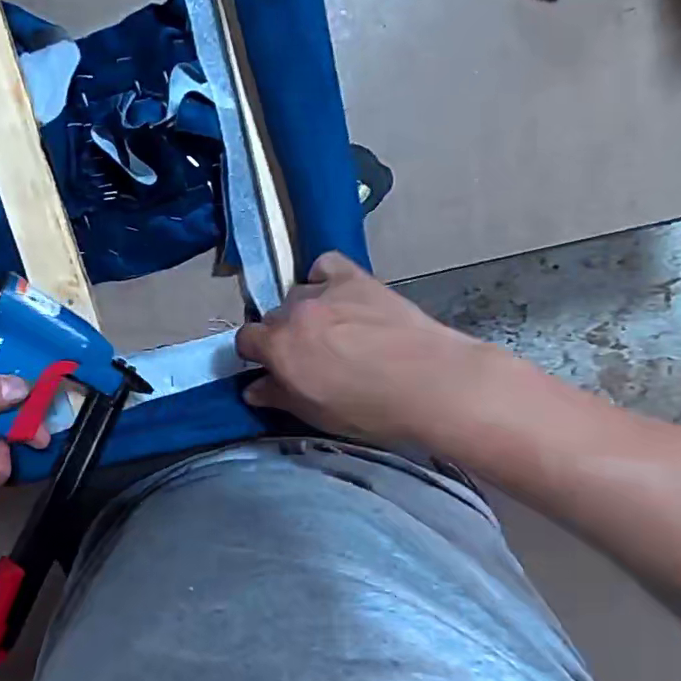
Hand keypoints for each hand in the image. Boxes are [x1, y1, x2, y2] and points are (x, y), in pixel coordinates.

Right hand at [235, 252, 504, 442]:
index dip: (257, 353)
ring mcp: (323, 292)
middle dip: (283, 333)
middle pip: (272, 316)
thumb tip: (253, 388)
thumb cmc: (373, 409)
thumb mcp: (317, 414)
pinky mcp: (354, 279)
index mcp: (277, 347)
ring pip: (297, 294)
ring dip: (305, 309)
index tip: (273, 365)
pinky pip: (325, 266)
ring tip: (332, 327)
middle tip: (309, 353)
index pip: (245, 339)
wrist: (435, 384)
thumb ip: (279, 396)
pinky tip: (338, 294)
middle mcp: (292, 314)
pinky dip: (324, 276)